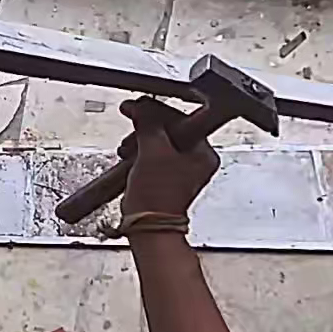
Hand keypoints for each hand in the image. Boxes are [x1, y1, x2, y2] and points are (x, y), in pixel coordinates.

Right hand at [120, 97, 218, 216]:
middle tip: (130, 119)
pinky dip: (140, 151)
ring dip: (140, 139)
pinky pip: (153, 154)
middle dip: (146, 125)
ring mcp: (181, 169)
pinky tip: (129, 153)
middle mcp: (197, 160)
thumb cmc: (157, 197)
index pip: (181, 119)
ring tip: (127, 145)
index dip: (156, 110)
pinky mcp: (165, 177)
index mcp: (204, 153)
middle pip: (170, 129)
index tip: (137, 106)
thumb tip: (143, 107)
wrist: (146, 225)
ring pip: (159, 141)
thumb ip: (149, 124)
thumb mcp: (152, 151)